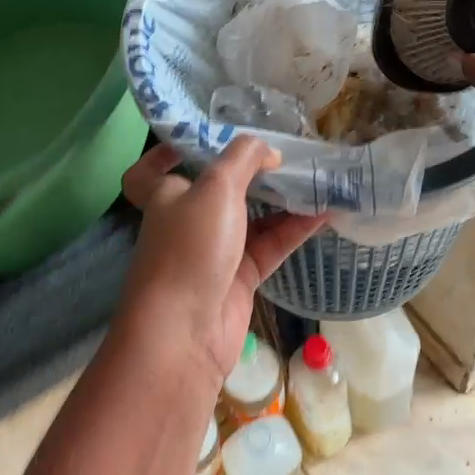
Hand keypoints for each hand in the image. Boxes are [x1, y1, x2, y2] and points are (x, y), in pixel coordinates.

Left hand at [118, 137, 326, 382]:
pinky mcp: (240, 279)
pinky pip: (271, 245)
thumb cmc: (189, 248)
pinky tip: (325, 212)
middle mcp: (187, 221)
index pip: (149, 172)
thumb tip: (269, 152)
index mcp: (166, 196)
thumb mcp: (216, 187)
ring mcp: (214, 252)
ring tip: (316, 178)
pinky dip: (295, 229)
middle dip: (246, 173)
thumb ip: (244, 158)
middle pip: (215, 189)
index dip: (164, 155)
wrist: (185, 333)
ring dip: (281, 199)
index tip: (193, 140)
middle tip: (282, 153)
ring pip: (250, 218)